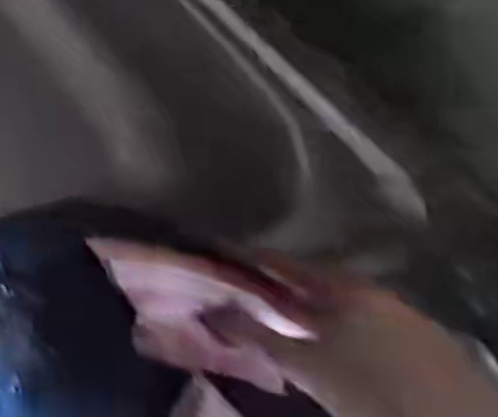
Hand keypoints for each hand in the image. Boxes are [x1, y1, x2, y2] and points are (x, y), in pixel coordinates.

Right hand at [203, 258, 497, 416]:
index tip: (210, 256)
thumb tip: (207, 310)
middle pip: (313, 283)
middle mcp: (379, 295)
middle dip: (276, 288)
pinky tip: (331, 346)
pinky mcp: (440, 355)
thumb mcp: (300, 364)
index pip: (276, 260)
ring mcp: (416, 324)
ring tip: (282, 322)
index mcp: (344, 286)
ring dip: (312, 311)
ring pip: (345, 307)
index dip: (239, 258)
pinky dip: (344, 331)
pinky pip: (374, 329)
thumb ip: (249, 331)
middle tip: (241, 291)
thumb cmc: (371, 389)